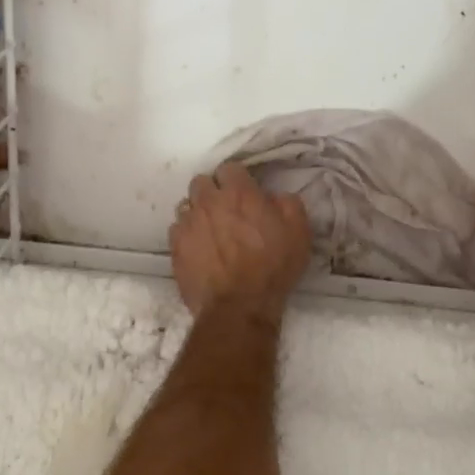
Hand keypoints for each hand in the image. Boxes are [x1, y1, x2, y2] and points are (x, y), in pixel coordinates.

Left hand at [170, 162, 310, 319]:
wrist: (240, 306)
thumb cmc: (274, 267)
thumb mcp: (299, 231)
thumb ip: (287, 203)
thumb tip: (274, 196)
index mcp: (239, 193)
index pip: (229, 168)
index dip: (237, 179)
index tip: (245, 192)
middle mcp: (208, 202)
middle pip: (201, 182)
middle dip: (212, 190)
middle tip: (226, 209)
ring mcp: (188, 224)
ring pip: (186, 205)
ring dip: (198, 212)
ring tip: (210, 230)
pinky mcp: (175, 248)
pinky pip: (176, 230)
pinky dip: (187, 234)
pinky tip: (199, 248)